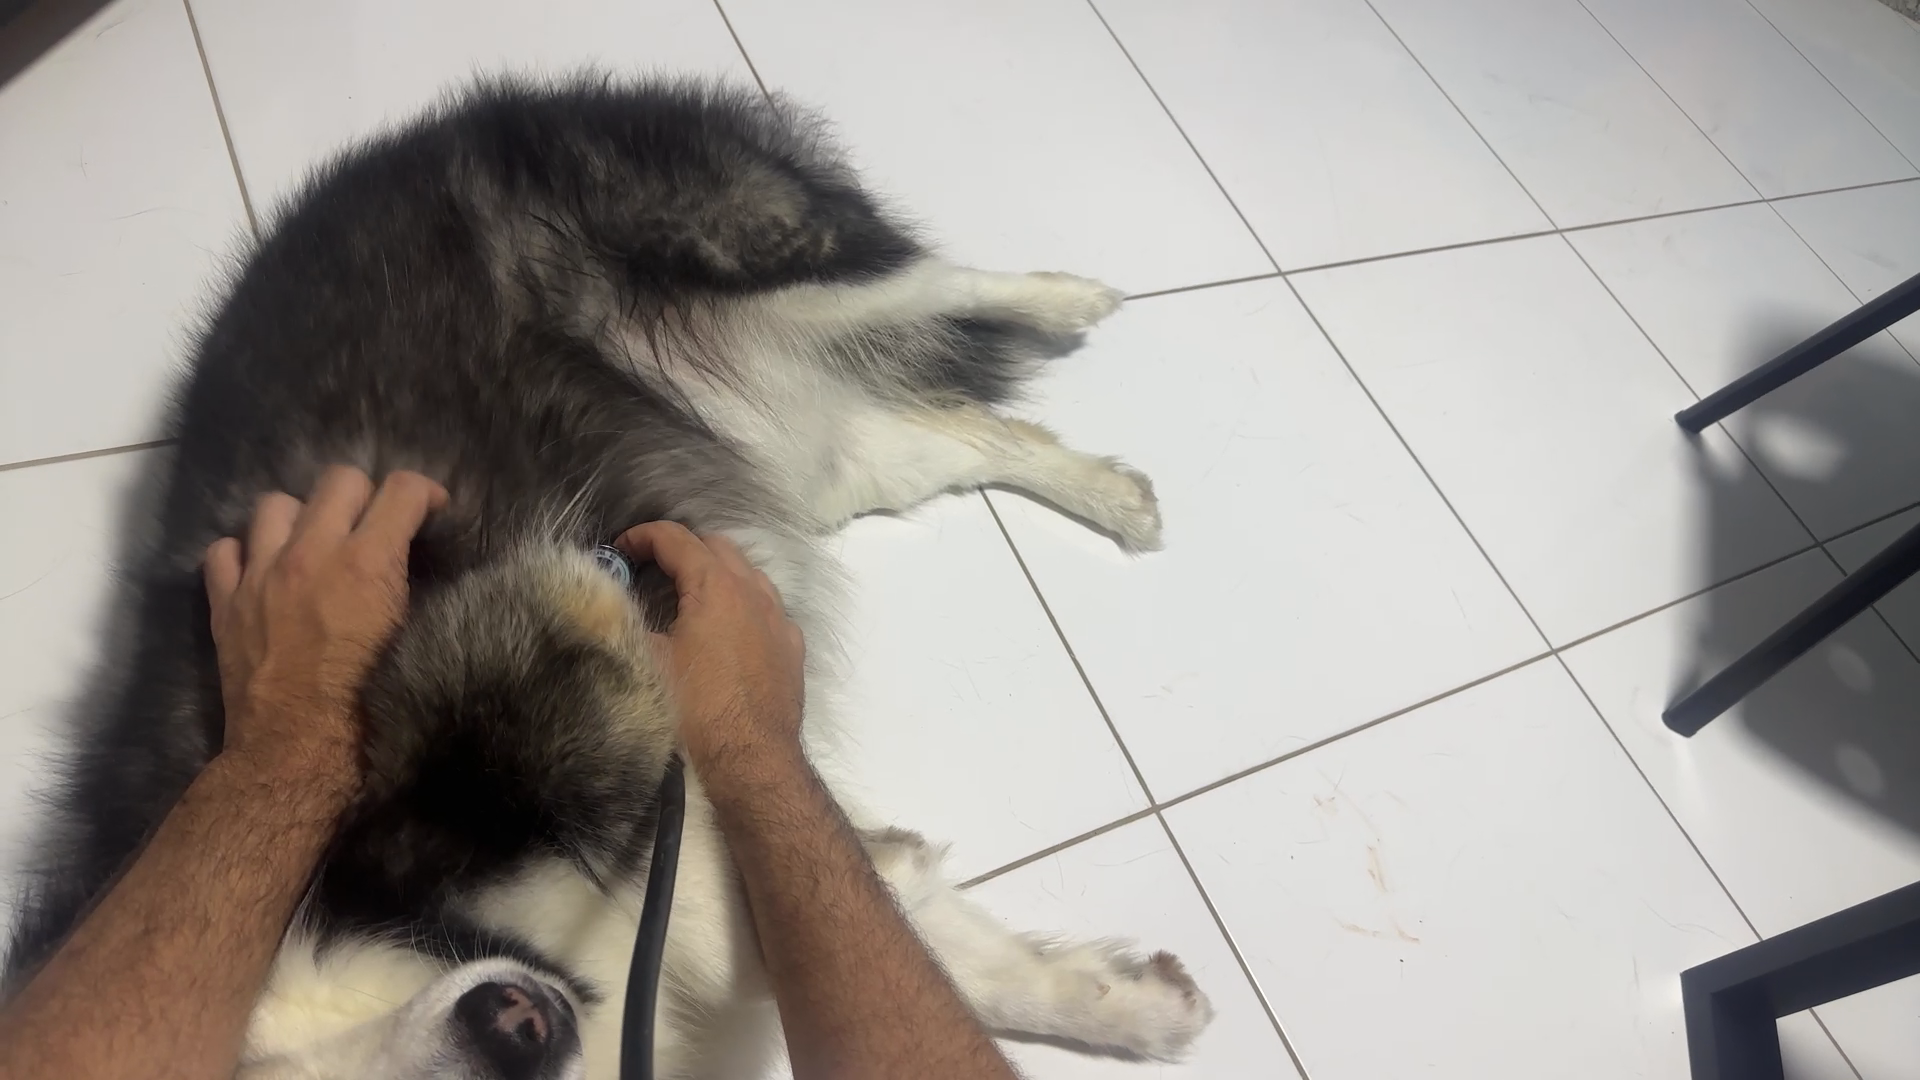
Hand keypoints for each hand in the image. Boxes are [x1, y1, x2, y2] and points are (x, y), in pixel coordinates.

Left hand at [203, 467, 446, 795]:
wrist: (300, 743)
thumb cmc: (376, 692)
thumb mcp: (416, 630)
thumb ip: (411, 581)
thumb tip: (419, 556)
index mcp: (368, 562)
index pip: (403, 489)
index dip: (427, 492)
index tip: (434, 512)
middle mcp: (311, 554)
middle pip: (340, 479)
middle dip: (370, 494)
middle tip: (381, 523)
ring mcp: (260, 573)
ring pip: (277, 503)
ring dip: (306, 516)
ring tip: (321, 542)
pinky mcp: (225, 599)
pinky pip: (226, 548)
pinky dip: (251, 550)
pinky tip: (272, 571)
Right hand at [615, 522, 805, 774]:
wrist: (751, 756)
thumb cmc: (696, 708)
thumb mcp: (647, 660)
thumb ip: (623, 621)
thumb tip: (604, 603)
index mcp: (717, 587)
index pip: (676, 539)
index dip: (641, 537)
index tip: (619, 550)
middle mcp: (755, 592)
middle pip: (716, 547)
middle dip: (680, 550)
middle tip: (649, 570)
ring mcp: (780, 617)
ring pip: (747, 573)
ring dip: (715, 573)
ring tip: (686, 597)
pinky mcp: (792, 643)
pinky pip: (767, 607)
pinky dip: (742, 603)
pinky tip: (725, 630)